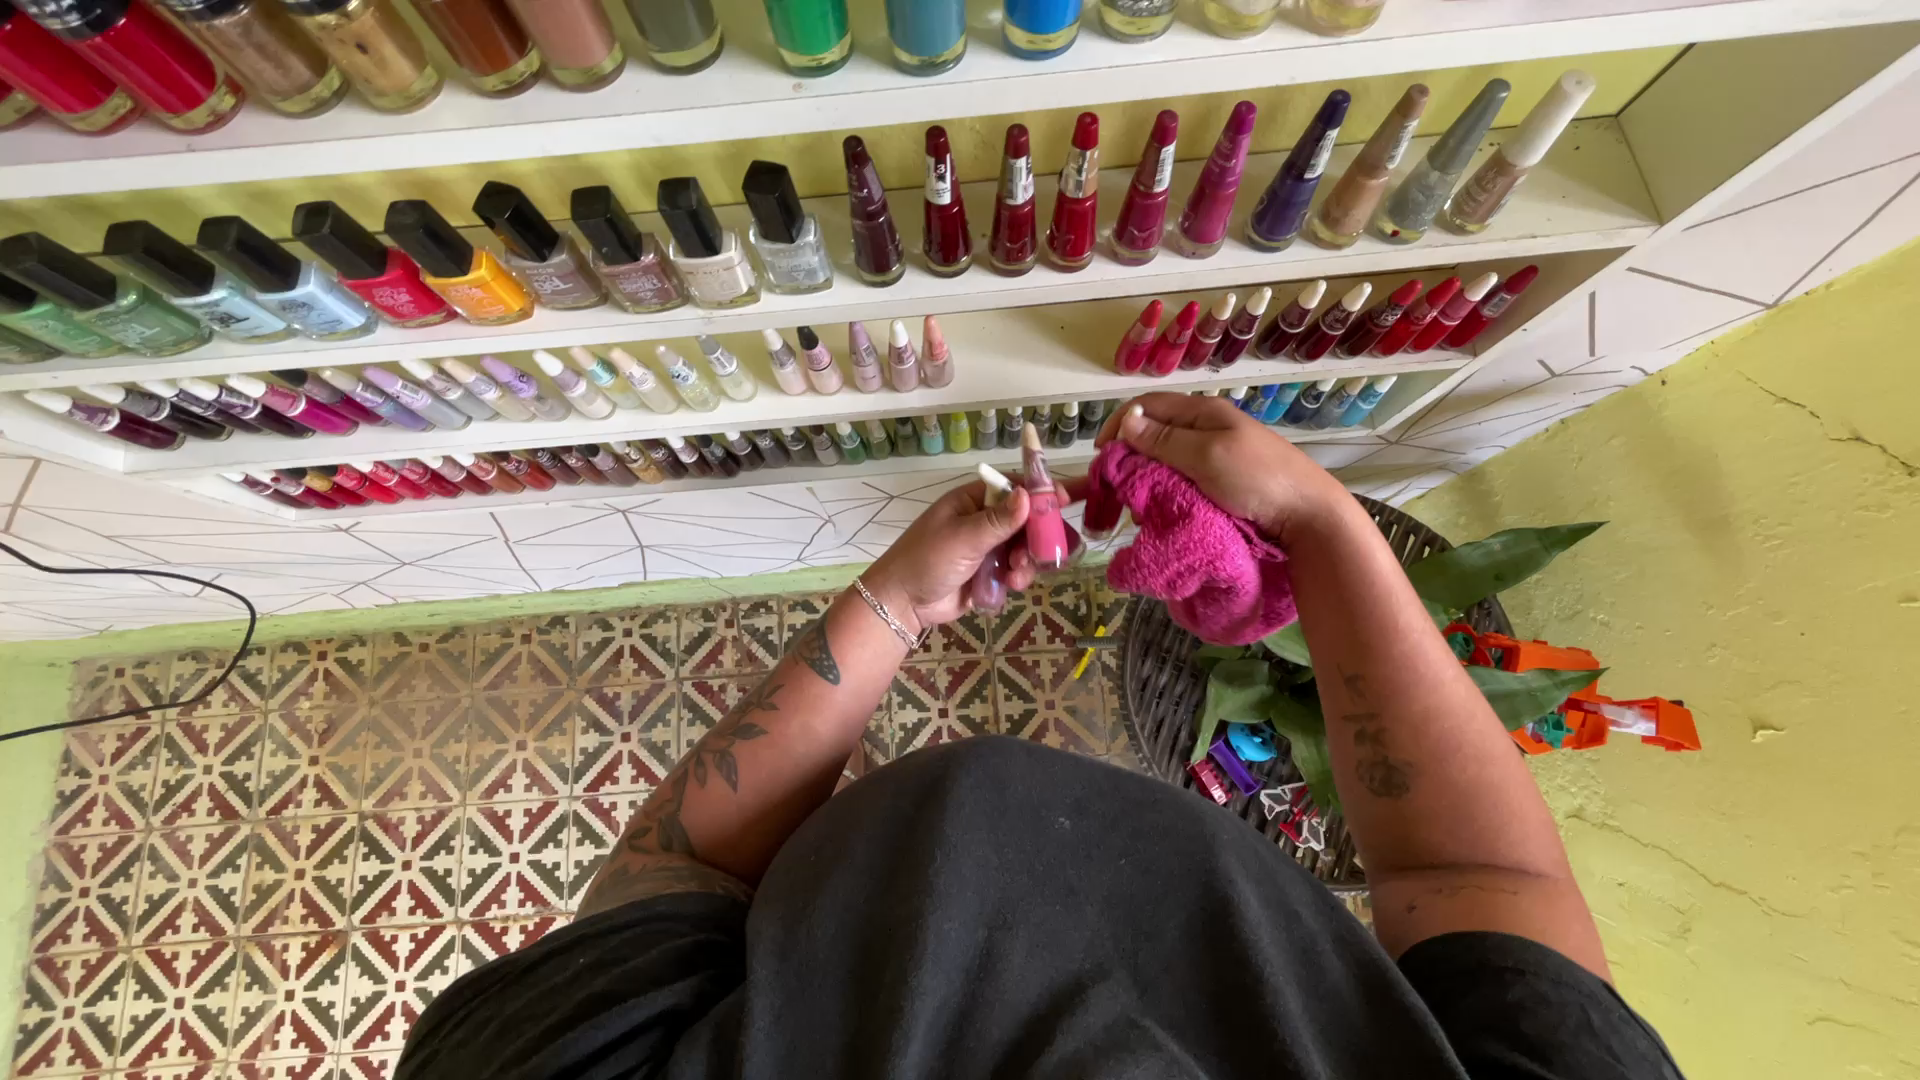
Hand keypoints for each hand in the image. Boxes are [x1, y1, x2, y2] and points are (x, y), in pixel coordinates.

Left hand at [863, 481, 1036, 632]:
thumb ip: (998, 520)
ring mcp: (989, 546)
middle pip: (1028, 519)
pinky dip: (1019, 576)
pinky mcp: (991, 572)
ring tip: (1018, 573)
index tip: (1068, 500)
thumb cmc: (926, 560)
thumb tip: (1028, 495)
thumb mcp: (963, 537)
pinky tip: (1011, 585)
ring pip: (1026, 547)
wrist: (903, 603)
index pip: (1016, 487)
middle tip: (1052, 547)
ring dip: (1029, 560)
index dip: (1043, 493)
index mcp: (974, 500)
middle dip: (1040, 534)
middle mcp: (984, 520)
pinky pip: (1018, 570)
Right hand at [1095, 393, 1350, 544]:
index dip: (1120, 424)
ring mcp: (1215, 455)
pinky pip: (1180, 479)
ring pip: (1165, 458)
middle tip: (1117, 485)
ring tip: (1138, 503)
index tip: (1101, 455)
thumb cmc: (1259, 480)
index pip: (1148, 405)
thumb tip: (1126, 420)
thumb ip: (1165, 440)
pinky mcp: (1221, 481)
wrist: (1308, 517)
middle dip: (1130, 454)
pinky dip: (1164, 491)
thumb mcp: (1207, 456)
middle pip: (1154, 431)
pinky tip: (1160, 508)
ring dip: (1145, 476)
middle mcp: (1207, 428)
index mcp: (1204, 412)